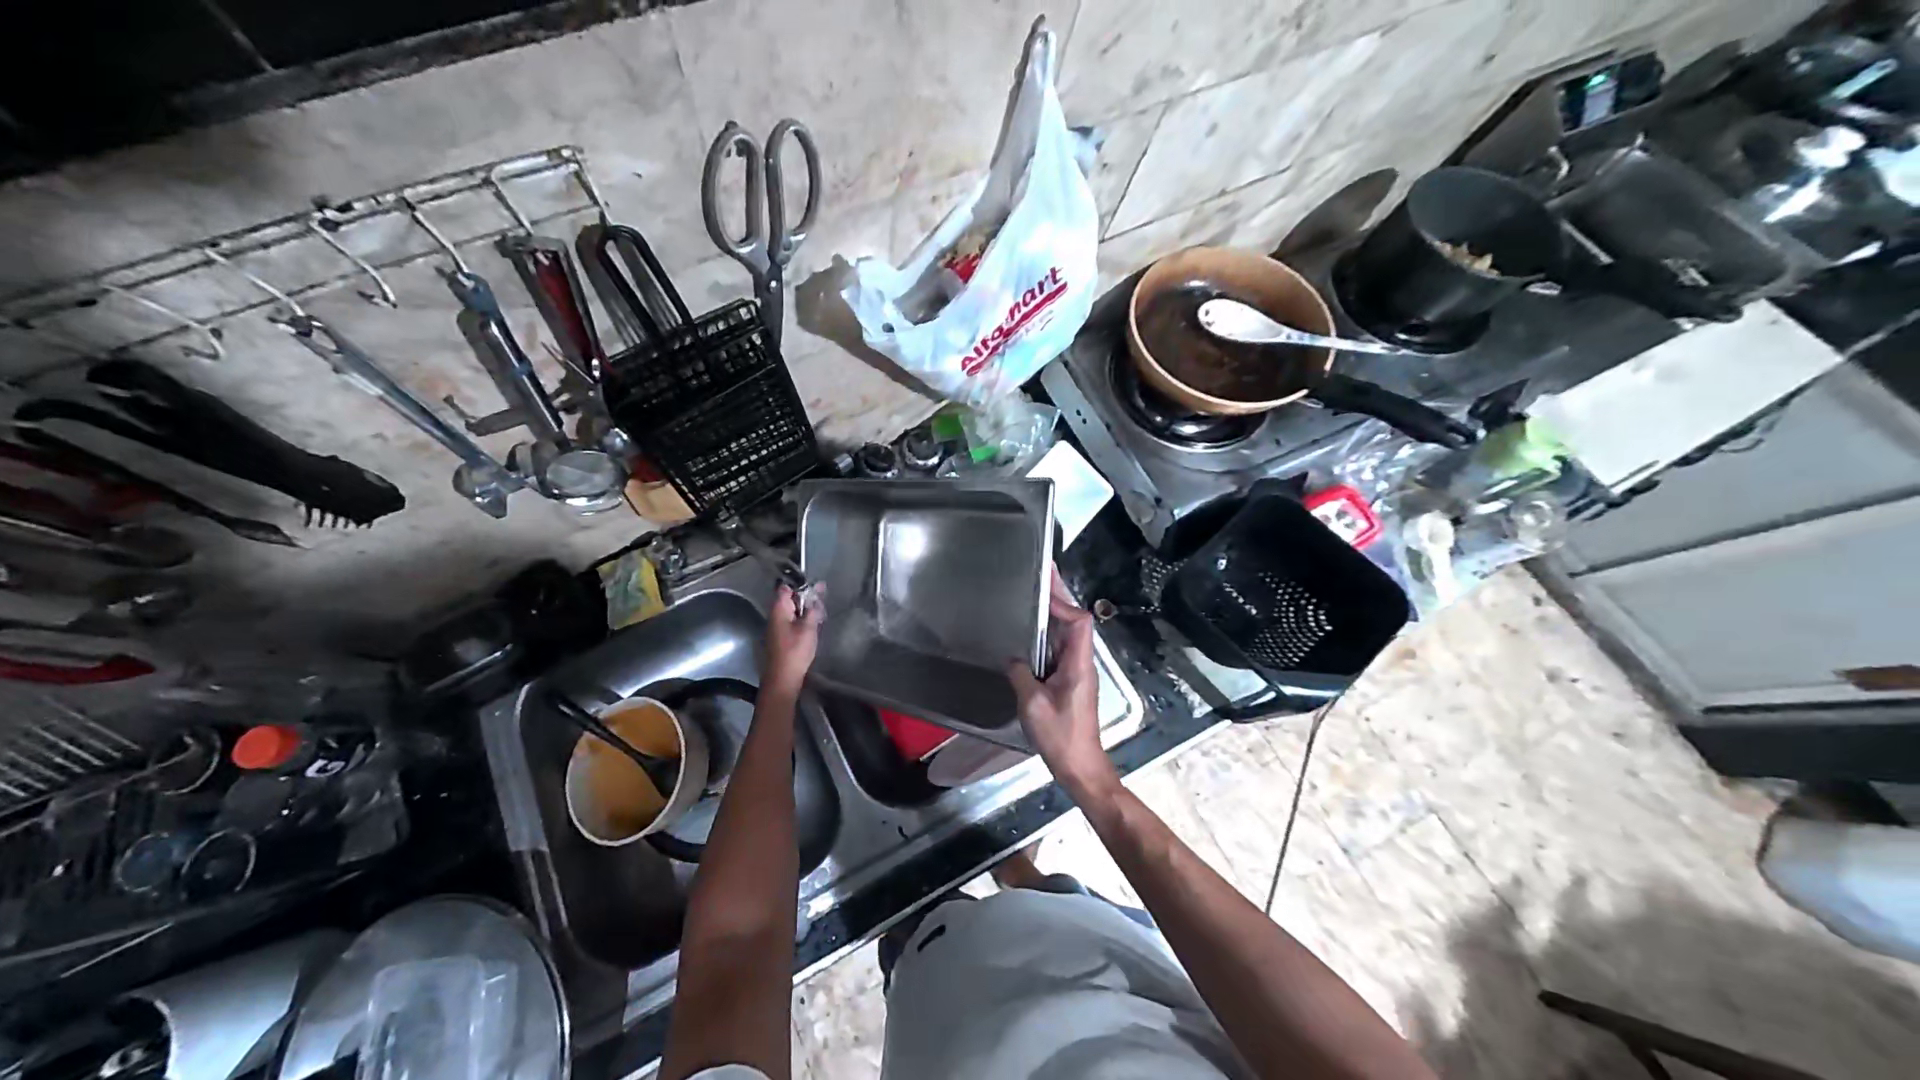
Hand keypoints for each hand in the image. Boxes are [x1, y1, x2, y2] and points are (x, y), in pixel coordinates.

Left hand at [765, 583, 824, 693]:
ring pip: (792, 610)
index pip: (786, 587)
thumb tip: (818, 589)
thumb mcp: (808, 627)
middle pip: (789, 598)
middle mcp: (775, 615)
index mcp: (779, 609)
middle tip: (823, 601)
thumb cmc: (795, 651)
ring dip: (806, 610)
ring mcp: (777, 626)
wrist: (783, 678)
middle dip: (806, 598)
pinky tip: (814, 625)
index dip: (801, 584)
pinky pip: (792, 621)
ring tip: (821, 614)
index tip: (816, 587)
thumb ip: (813, 607)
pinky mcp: (781, 636)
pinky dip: (803, 620)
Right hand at [1009, 571, 1118, 804]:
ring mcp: (1076, 672)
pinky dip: (1048, 633)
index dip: (1063, 603)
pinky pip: (1059, 649)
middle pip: (1075, 622)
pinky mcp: (1069, 681)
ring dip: (1053, 613)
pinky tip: (1032, 630)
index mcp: (1078, 664)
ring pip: (1067, 634)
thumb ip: (1021, 674)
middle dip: (1059, 598)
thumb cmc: (1060, 736)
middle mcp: (1081, 663)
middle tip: (1043, 575)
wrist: (1080, 764)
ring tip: (1035, 594)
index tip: (1043, 589)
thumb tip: (1013, 658)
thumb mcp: (1033, 704)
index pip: (1079, 623)